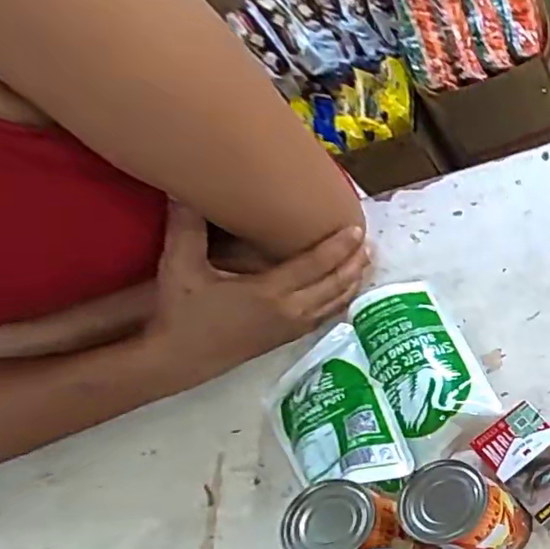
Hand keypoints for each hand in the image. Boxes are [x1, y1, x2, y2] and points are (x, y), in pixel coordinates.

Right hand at [140, 201, 366, 380]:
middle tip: (369, 241)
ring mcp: (296, 326)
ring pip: (335, 301)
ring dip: (352, 281)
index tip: (356, 229)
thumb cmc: (183, 313)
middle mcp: (292, 310)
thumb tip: (183, 189)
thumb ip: (187, 227)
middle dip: (353, 262)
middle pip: (334, 284)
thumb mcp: (181, 266)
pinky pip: (327, 314)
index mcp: (271, 292)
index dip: (338, 246)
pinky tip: (347, 290)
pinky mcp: (292, 336)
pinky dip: (342, 299)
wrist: (184, 358)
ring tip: (365, 261)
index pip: (315, 265)